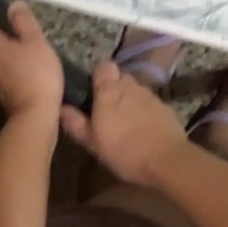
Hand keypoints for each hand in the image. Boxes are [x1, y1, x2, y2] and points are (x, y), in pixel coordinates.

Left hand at [0, 0, 65, 123]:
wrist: (35, 117)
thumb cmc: (36, 75)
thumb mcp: (36, 43)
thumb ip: (24, 23)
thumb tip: (13, 4)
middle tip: (6, 24)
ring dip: (5, 51)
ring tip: (21, 46)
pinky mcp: (3, 93)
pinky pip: (5, 72)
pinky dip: (12, 66)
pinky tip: (26, 67)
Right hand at [59, 62, 192, 188]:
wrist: (167, 160)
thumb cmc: (124, 151)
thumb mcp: (93, 143)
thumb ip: (76, 123)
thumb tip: (61, 107)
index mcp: (108, 91)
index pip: (103, 66)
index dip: (98, 77)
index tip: (93, 93)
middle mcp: (130, 86)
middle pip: (120, 77)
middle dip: (114, 88)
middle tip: (107, 110)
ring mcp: (149, 94)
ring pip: (135, 89)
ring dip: (129, 99)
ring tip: (126, 122)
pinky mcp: (165, 106)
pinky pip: (149, 101)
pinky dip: (144, 110)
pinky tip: (143, 129)